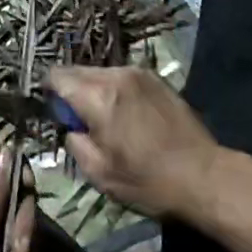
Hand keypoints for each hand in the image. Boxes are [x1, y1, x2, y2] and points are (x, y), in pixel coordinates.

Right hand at [46, 66, 219, 219]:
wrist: (203, 174)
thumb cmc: (149, 180)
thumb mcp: (101, 175)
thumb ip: (75, 144)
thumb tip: (70, 127)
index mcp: (98, 99)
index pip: (58, 76)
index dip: (48, 89)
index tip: (50, 105)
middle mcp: (115, 76)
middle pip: (78, 70)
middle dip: (70, 88)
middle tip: (75, 116)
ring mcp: (137, 72)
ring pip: (100, 71)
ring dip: (93, 87)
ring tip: (102, 115)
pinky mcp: (154, 76)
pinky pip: (121, 75)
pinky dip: (114, 87)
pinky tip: (124, 111)